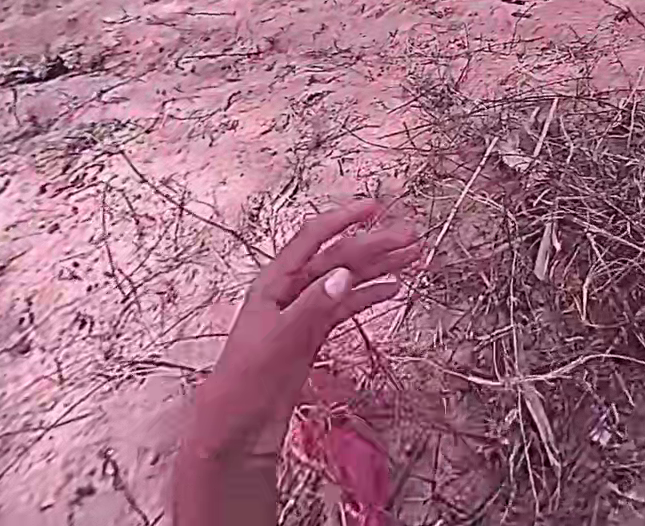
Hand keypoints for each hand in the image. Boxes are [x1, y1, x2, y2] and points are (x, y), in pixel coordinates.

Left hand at [181, 201, 420, 461]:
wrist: (233, 437)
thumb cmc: (243, 386)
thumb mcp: (277, 342)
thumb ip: (312, 306)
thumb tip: (345, 274)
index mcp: (275, 281)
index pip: (313, 237)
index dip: (344, 218)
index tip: (374, 207)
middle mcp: (292, 290)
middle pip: (339, 257)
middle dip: (375, 244)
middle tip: (409, 237)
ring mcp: (305, 311)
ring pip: (348, 278)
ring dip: (380, 266)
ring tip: (411, 257)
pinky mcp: (314, 334)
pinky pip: (347, 306)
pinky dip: (370, 295)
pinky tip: (392, 289)